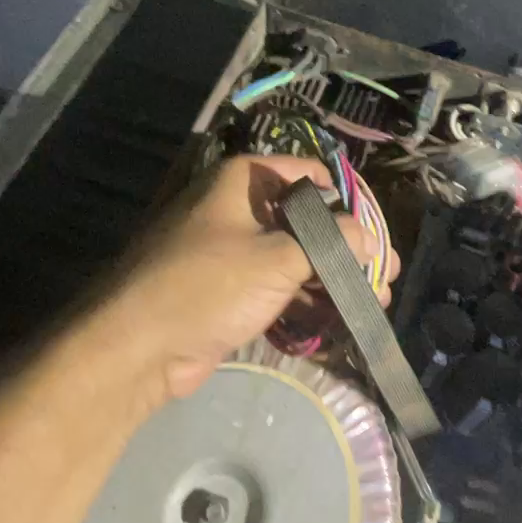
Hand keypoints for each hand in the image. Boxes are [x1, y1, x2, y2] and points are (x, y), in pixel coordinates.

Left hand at [93, 156, 398, 415]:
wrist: (136, 348)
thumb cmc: (208, 284)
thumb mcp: (277, 258)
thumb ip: (330, 243)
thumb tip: (370, 238)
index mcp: (246, 181)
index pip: (310, 174)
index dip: (348, 200)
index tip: (377, 231)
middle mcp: (240, 207)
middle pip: (308, 219)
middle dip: (348, 249)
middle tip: (385, 275)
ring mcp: (234, 250)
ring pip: (296, 256)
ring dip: (334, 278)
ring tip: (375, 303)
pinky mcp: (230, 290)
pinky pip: (279, 285)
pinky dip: (309, 298)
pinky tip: (342, 318)